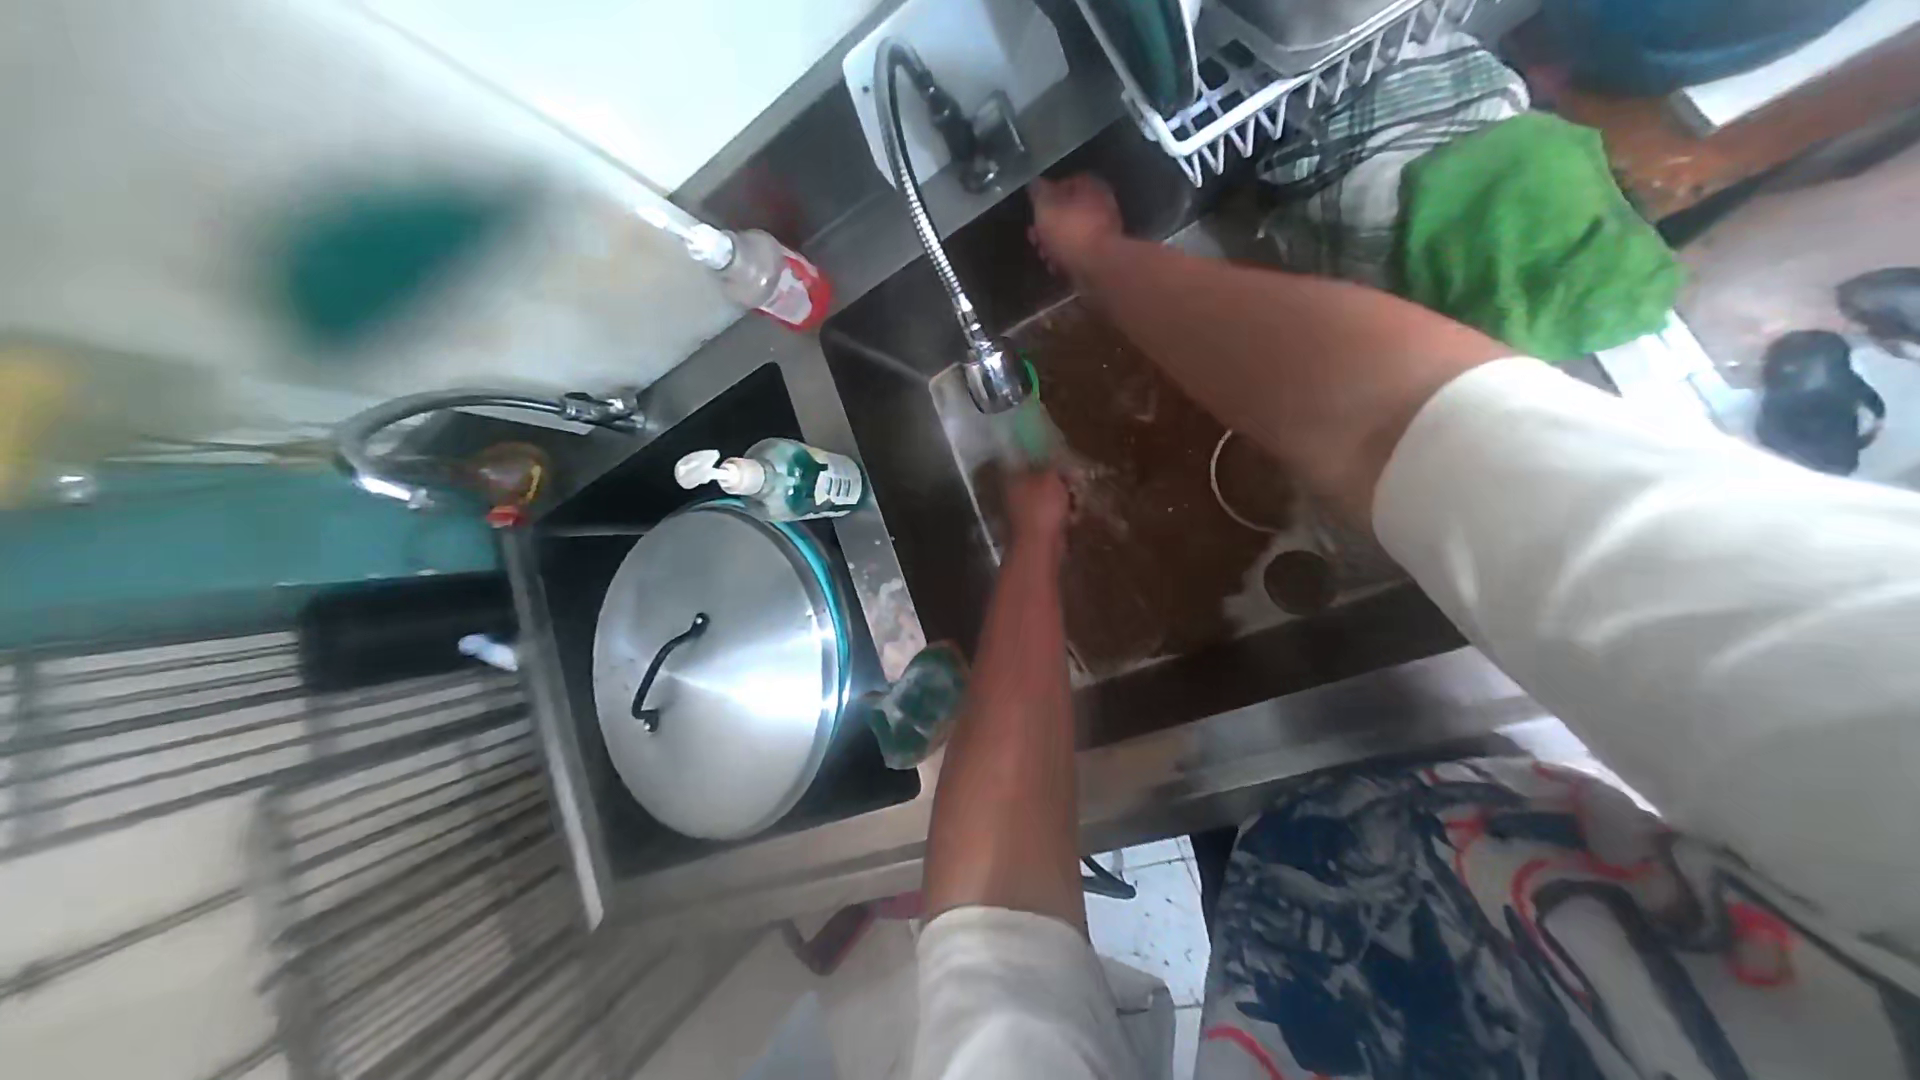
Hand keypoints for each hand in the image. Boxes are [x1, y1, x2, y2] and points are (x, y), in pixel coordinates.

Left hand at [1005, 468, 1070, 558]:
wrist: (1041, 546)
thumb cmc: (1043, 507)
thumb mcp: (1050, 479)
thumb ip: (1055, 468)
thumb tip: (1059, 465)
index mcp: (1015, 481)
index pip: (1034, 465)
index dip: (1053, 465)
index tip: (1068, 468)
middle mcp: (1018, 495)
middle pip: (1046, 483)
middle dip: (1064, 485)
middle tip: (1076, 487)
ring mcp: (1028, 513)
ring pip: (1054, 500)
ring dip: (1068, 501)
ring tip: (1076, 505)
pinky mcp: (1040, 528)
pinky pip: (1056, 516)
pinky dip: (1066, 516)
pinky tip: (1073, 519)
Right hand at [1028, 174, 1122, 277]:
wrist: (1098, 268)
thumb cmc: (1071, 232)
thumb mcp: (1046, 206)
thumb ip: (1038, 193)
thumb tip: (1035, 183)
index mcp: (1091, 186)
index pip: (1066, 183)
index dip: (1046, 197)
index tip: (1034, 210)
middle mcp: (1102, 206)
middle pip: (1068, 213)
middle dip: (1047, 226)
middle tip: (1034, 237)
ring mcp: (1103, 234)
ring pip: (1071, 236)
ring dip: (1054, 246)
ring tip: (1043, 255)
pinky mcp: (1101, 258)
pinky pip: (1078, 255)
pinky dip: (1065, 260)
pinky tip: (1055, 268)